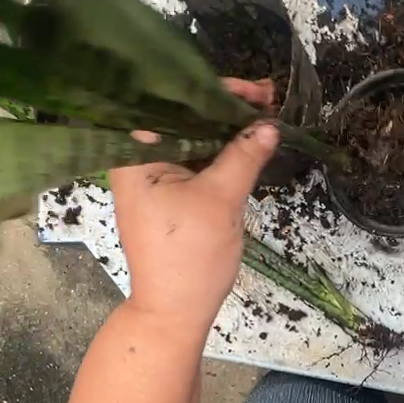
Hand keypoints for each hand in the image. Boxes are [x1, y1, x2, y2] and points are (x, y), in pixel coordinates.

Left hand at [110, 78, 279, 329]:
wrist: (175, 312)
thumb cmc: (189, 256)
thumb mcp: (221, 200)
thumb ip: (244, 157)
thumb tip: (269, 125)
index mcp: (134, 152)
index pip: (172, 101)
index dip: (215, 90)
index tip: (255, 92)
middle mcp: (136, 159)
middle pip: (182, 118)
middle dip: (224, 107)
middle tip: (265, 100)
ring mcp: (151, 179)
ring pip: (191, 141)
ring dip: (225, 130)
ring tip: (262, 117)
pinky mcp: (166, 198)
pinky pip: (193, 164)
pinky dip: (218, 155)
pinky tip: (245, 145)